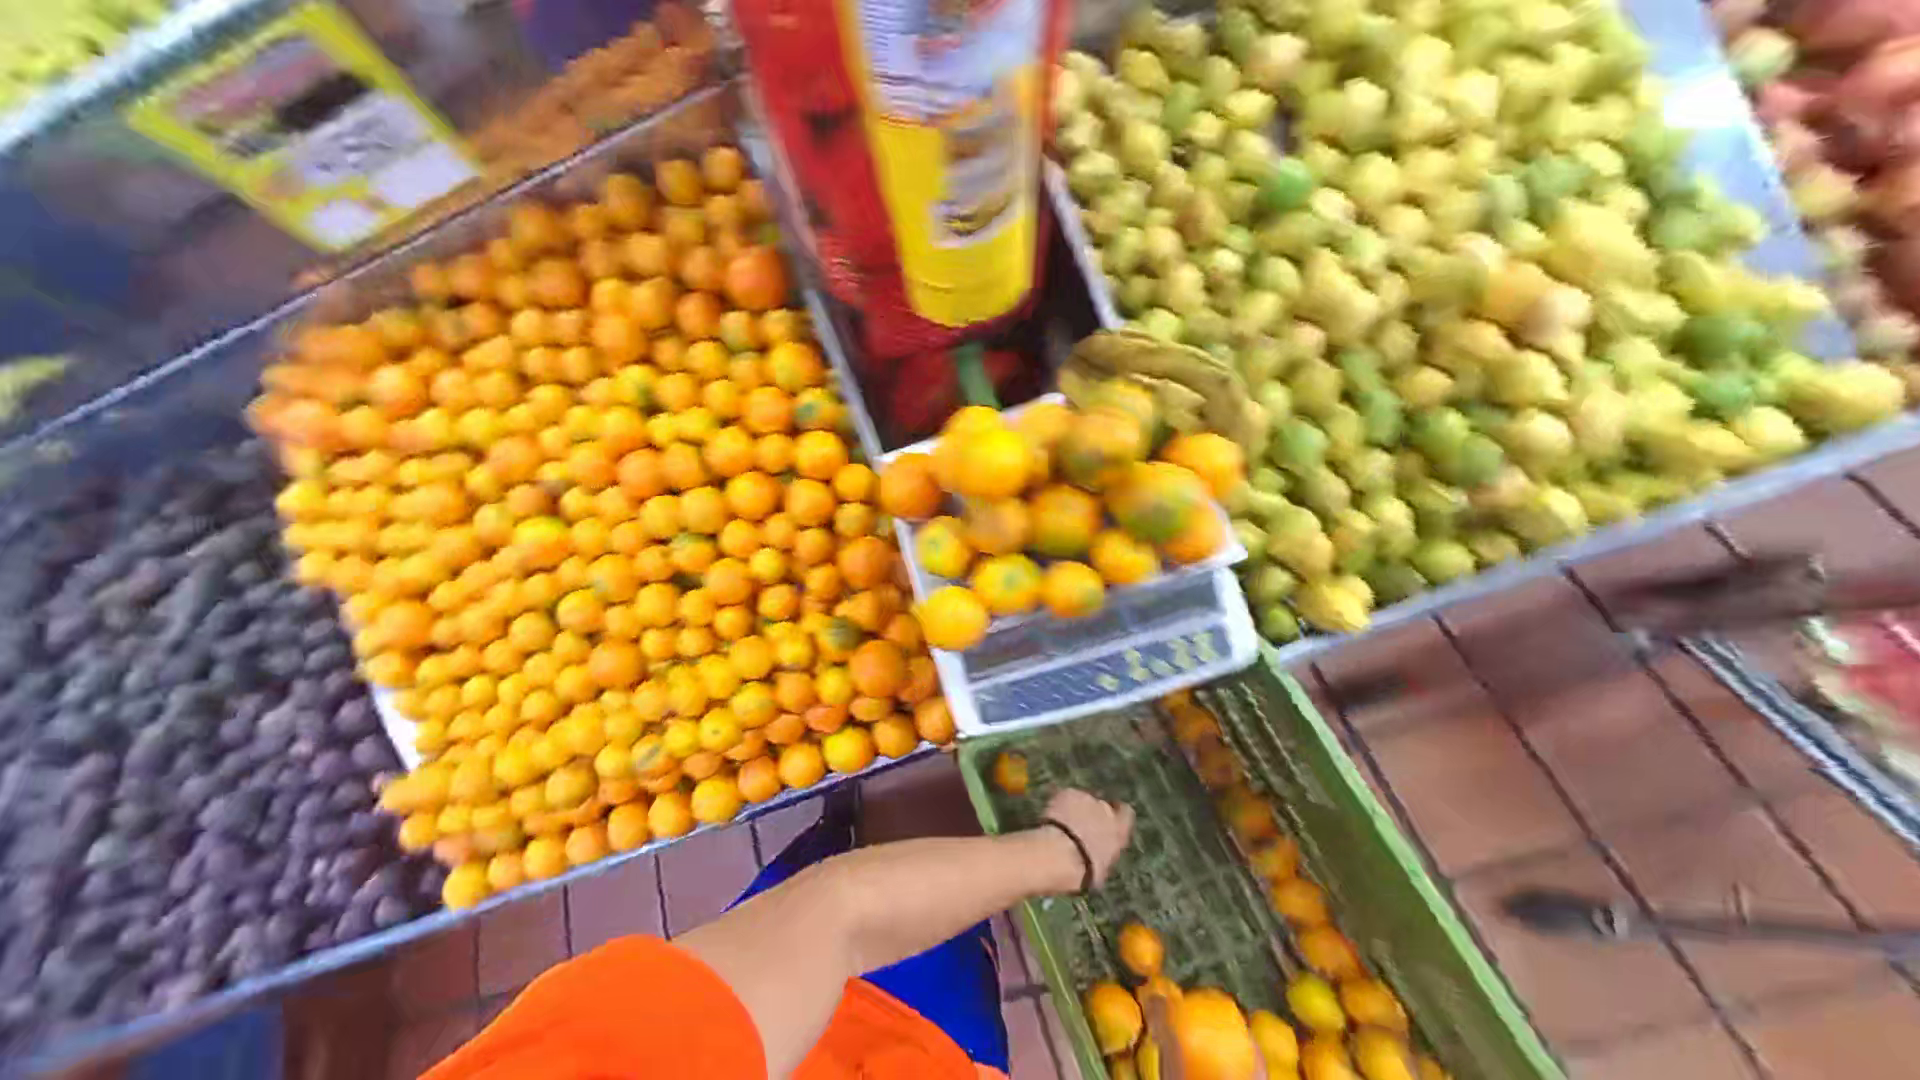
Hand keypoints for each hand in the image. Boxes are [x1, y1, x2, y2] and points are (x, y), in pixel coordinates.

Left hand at [1041, 789, 1134, 889]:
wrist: (1060, 854)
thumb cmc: (1085, 870)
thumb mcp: (1102, 868)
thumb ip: (1105, 852)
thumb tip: (1101, 852)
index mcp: (1120, 829)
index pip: (1126, 814)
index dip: (1116, 817)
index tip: (1108, 825)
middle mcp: (1106, 809)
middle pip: (1102, 806)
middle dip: (1093, 814)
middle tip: (1080, 828)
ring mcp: (1086, 798)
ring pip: (1082, 800)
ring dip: (1076, 809)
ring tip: (1062, 825)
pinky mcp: (1067, 793)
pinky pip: (1066, 796)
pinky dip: (1060, 804)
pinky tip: (1051, 818)